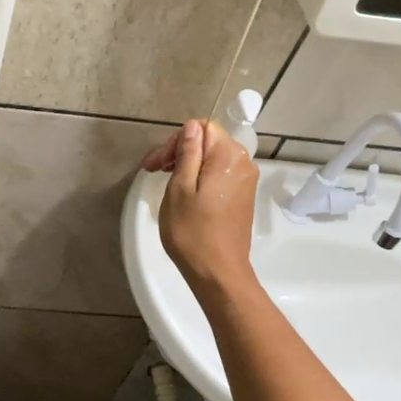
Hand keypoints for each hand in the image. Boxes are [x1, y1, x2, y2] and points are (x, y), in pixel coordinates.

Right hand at [141, 120, 257, 294]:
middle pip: (209, 141)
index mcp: (228, 156)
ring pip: (214, 158)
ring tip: (167, 182)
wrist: (218, 272)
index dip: (175, 142)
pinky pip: (221, 174)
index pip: (201, 128)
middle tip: (154, 172)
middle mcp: (244, 163)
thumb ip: (188, 153)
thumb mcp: (180, 189)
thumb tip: (191, 128)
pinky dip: (201, 177)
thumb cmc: (192, 232)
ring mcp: (246, 181)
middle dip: (180, 151)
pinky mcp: (243, 197)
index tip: (155, 165)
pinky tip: (186, 193)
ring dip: (189, 165)